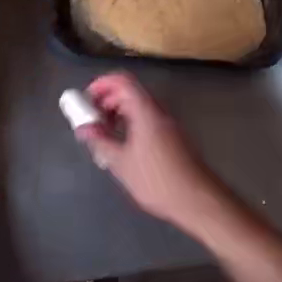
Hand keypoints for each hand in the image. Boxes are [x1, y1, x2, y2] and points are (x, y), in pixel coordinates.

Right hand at [74, 73, 224, 230]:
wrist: (197, 200)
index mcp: (146, 112)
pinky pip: (148, 120)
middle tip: (91, 119)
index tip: (86, 98)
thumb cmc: (157, 180)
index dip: (102, 84)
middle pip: (131, 92)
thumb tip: (83, 128)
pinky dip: (131, 123)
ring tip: (103, 134)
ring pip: (140, 107)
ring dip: (119, 113)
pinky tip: (123, 145)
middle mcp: (159, 112)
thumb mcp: (121, 162)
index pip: (123, 82)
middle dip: (107, 101)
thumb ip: (100, 141)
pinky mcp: (173, 137)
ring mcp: (169, 124)